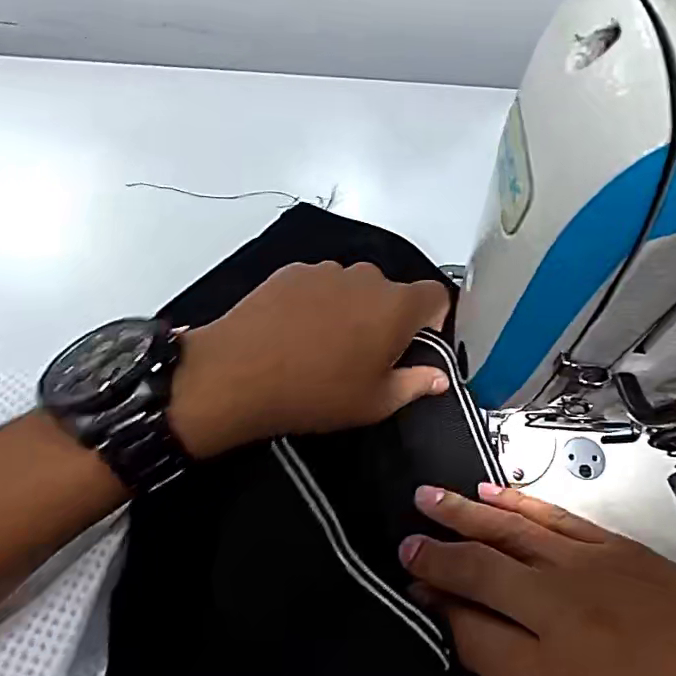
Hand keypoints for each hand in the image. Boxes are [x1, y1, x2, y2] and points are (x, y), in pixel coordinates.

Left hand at [168, 261, 451, 458]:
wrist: (238, 376)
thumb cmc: (313, 392)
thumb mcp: (375, 403)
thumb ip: (416, 384)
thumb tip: (436, 377)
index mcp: (396, 307)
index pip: (437, 297)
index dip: (434, 320)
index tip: (419, 345)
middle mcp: (366, 278)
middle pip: (393, 292)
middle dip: (389, 319)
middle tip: (369, 356)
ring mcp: (326, 272)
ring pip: (355, 288)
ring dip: (353, 310)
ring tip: (328, 347)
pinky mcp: (293, 273)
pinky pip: (321, 285)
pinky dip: (320, 304)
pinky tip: (300, 334)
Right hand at [400, 484, 675, 675]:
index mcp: (545, 672)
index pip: (467, 633)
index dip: (436, 617)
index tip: (416, 603)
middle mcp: (558, 611)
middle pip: (476, 573)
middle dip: (433, 559)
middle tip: (404, 547)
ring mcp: (587, 570)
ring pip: (507, 532)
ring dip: (462, 514)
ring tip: (426, 498)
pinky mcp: (615, 548)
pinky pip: (553, 519)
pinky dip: (517, 505)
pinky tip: (492, 497)